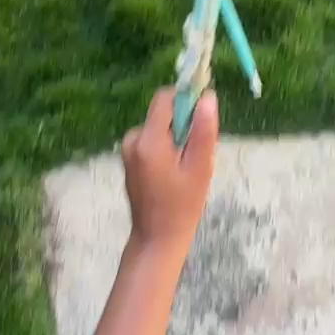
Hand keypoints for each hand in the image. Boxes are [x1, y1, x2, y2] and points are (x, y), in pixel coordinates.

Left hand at [120, 88, 218, 253]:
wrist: (157, 238)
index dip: (185, 100)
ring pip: (158, 126)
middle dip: (182, 124)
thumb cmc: (182, 206)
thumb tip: (207, 97)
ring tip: (185, 167)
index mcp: (148, 140)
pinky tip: (173, 171)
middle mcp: (132, 140)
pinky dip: (165, 146)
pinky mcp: (128, 158)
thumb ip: (203, 130)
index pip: (164, 98)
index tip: (201, 117)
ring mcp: (127, 149)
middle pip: (162, 113)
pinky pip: (151, 139)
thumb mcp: (200, 167)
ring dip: (175, 137)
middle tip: (195, 154)